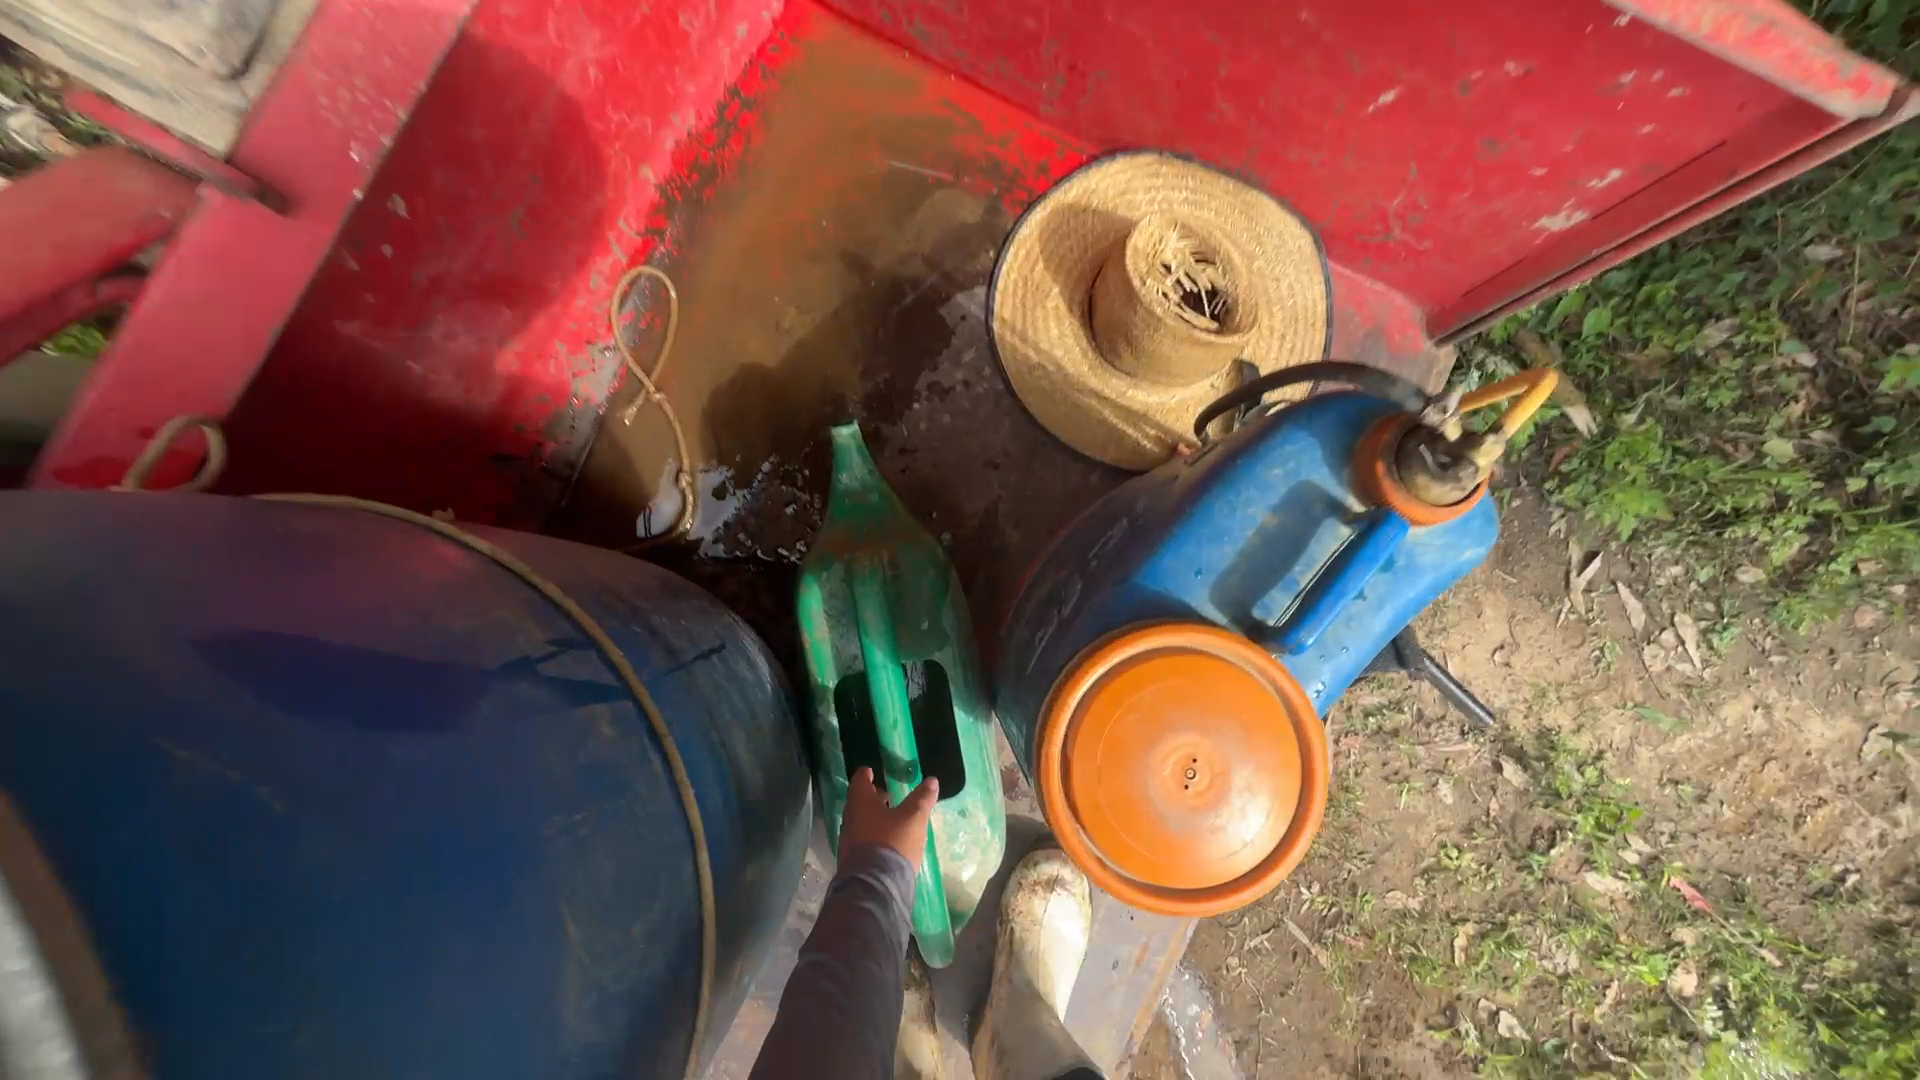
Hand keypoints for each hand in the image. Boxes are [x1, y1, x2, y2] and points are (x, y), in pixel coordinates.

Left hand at [841, 767, 938, 871]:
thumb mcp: (913, 818)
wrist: (875, 887)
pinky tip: (888, 841)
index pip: (859, 780)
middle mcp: (850, 819)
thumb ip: (922, 798)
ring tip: (892, 817)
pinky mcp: (852, 860)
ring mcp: (848, 841)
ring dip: (874, 817)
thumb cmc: (892, 842)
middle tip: (888, 793)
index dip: (866, 774)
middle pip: (859, 802)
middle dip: (873, 797)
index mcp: (860, 803)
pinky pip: (862, 839)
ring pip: (860, 821)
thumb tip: (932, 780)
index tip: (871, 770)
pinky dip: (873, 834)